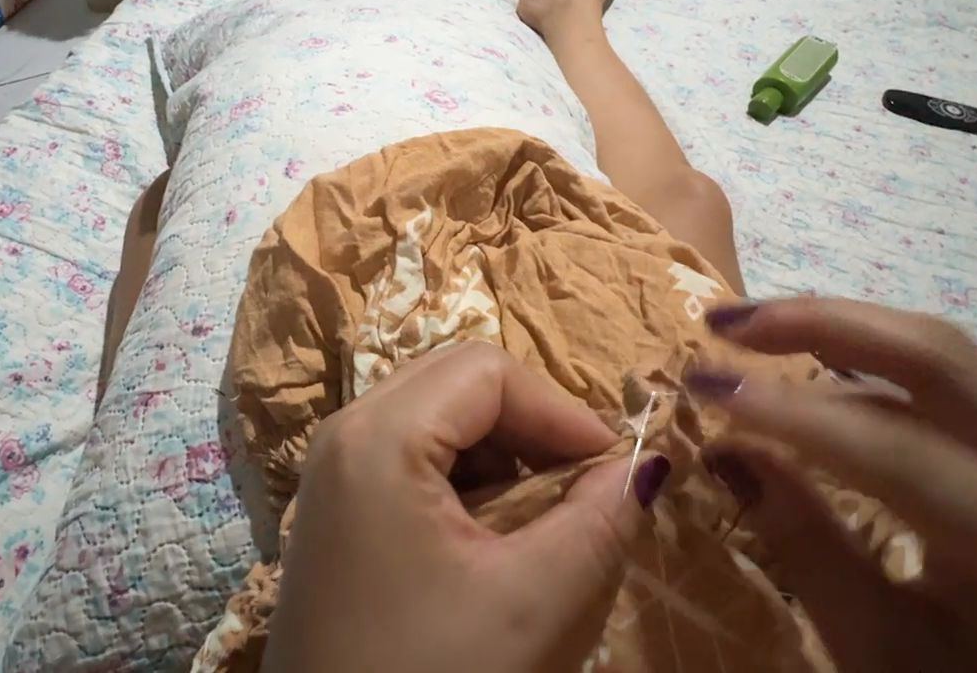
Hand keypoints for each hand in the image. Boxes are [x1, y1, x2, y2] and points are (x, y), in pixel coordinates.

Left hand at [263, 342, 670, 672]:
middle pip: (456, 381)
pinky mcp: (336, 504)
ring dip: (501, 450)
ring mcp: (333, 466)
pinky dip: (464, 475)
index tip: (613, 468)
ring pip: (435, 413)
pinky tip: (490, 534)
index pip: (486, 371)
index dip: (559, 410)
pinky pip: (411, 452)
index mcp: (378, 436)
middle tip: (581, 487)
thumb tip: (643, 466)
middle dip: (530, 424)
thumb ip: (598, 523)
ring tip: (540, 516)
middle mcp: (345, 430)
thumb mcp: (530, 606)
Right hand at [692, 298, 976, 672]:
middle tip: (722, 323)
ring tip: (748, 326)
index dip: (797, 415)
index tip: (704, 390)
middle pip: (941, 361)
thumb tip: (726, 451)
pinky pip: (950, 380)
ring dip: (837, 326)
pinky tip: (806, 363)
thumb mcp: (889, 656)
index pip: (908, 458)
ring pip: (946, 352)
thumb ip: (808, 549)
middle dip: (819, 325)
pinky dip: (866, 359)